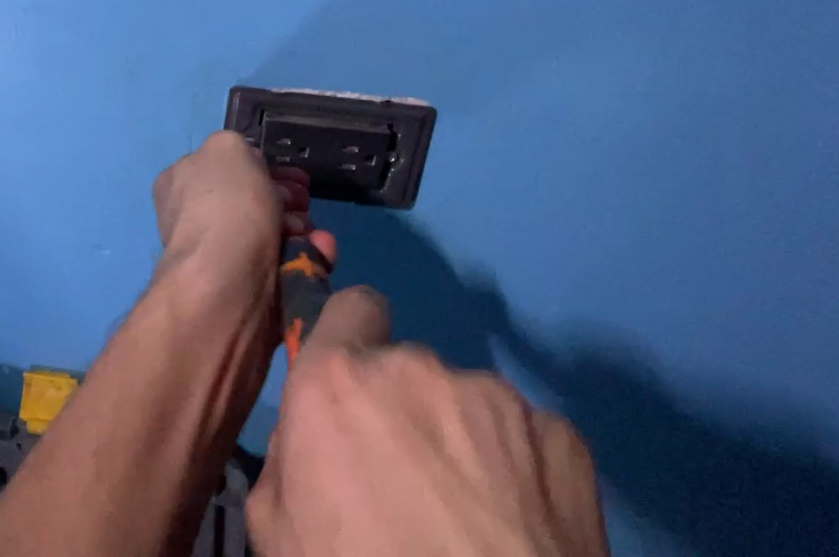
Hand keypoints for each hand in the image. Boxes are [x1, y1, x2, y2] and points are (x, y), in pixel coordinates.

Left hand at [151, 130, 334, 292]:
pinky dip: (307, 256)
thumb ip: (238, 148)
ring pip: (273, 234)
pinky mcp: (247, 288)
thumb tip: (249, 166)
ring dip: (302, 228)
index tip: (295, 176)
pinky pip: (285, 264)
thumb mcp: (227, 148)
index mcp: (181, 182)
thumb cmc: (224, 205)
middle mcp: (195, 218)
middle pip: (252, 202)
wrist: (226, 279)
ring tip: (312, 233)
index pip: (227, 169)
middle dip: (287, 199)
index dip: (264, 168)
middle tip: (305, 201)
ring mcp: (219, 255)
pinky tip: (319, 251)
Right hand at [248, 288, 607, 556]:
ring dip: (461, 438)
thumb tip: (312, 436)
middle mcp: (415, 366)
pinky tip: (520, 530)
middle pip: (404, 365)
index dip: (351, 339)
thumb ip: (288, 455)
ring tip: (472, 517)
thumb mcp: (274, 528)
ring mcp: (496, 398)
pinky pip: (525, 437)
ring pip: (466, 401)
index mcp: (337, 378)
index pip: (351, 307)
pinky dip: (518, 470)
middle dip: (402, 407)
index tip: (354, 388)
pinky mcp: (564, 439)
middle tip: (410, 483)